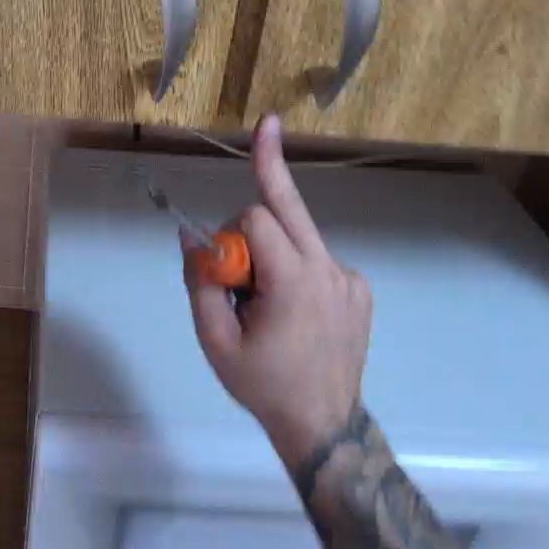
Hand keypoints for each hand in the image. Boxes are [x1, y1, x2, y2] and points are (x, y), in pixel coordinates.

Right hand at [185, 114, 373, 467]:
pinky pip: (315, 257)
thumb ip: (199, 281)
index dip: (229, 235)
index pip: (257, 217)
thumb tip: (189, 235)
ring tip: (264, 297)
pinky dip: (295, 268)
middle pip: (289, 203)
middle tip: (268, 123)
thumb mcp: (215, 341)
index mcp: (295, 282)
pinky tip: (293, 307)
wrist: (325, 425)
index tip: (218, 268)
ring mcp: (349, 278)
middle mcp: (328, 269)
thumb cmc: (264, 385)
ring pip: (297, 234)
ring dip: (271, 248)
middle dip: (270, 165)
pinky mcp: (359, 287)